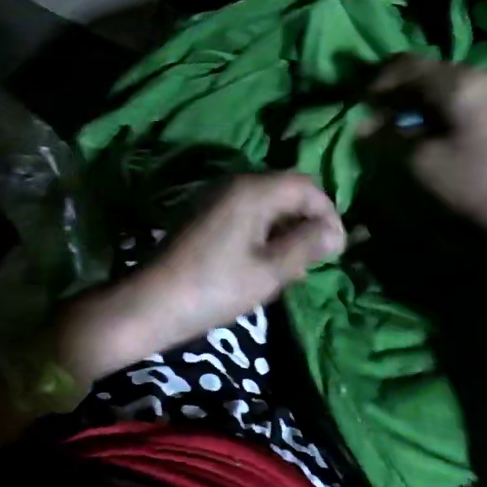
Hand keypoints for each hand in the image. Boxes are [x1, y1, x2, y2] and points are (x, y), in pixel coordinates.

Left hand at [52, 173, 344, 387]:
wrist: (151, 303)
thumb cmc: (215, 287)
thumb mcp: (269, 271)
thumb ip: (306, 246)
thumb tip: (334, 232)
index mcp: (252, 190)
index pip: (305, 185)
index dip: (328, 213)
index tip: (336, 249)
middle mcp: (233, 184)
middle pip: (286, 191)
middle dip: (307, 222)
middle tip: (315, 261)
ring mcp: (215, 198)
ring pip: (266, 205)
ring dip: (285, 231)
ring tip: (292, 269)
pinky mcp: (203, 216)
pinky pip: (246, 215)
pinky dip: (263, 234)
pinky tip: (263, 266)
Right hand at [371, 56, 486, 255]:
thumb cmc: (479, 185)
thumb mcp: (424, 163)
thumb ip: (389, 137)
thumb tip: (363, 125)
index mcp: (460, 81)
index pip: (407, 65)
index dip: (377, 82)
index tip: (358, 107)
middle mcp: (485, 75)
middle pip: (430, 72)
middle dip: (400, 93)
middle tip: (379, 121)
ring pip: (450, 86)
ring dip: (422, 103)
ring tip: (405, 132)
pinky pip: (469, 98)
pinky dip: (445, 110)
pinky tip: (438, 136)